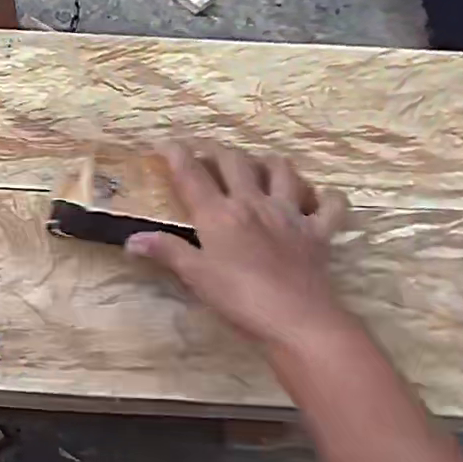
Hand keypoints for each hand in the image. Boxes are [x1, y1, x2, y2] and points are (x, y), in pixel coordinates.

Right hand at [125, 142, 353, 350]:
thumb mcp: (196, 277)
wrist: (295, 318)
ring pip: (282, 171)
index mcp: (220, 214)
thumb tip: (132, 239)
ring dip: (269, 162)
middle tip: (208, 153)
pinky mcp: (318, 231)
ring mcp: (290, 214)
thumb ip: (167, 252)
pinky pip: (330, 205)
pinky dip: (326, 198)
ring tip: (260, 165)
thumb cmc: (239, 300)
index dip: (177, 155)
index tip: (166, 143)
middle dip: (218, 151)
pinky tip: (319, 198)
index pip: (193, 175)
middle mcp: (254, 203)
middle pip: (235, 162)